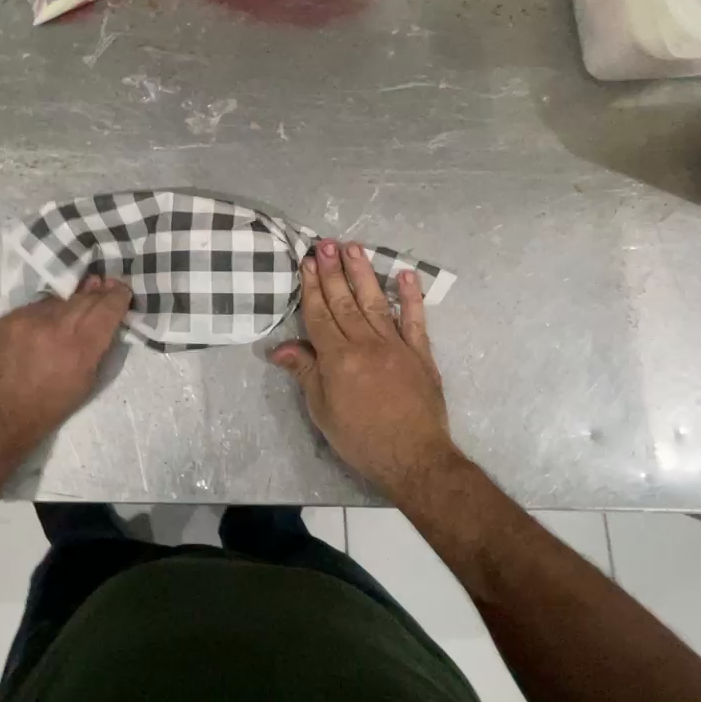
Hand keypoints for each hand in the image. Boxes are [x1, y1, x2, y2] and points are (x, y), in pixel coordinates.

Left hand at [0, 276, 131, 456]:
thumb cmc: (47, 409)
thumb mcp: (86, 384)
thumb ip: (98, 348)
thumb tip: (106, 320)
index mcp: (79, 348)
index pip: (106, 309)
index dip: (118, 297)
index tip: (122, 290)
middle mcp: (54, 326)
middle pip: (84, 298)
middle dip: (98, 293)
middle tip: (106, 285)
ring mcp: (26, 319)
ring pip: (59, 300)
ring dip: (71, 301)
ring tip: (78, 301)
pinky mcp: (6, 318)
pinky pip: (34, 308)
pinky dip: (45, 312)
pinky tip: (45, 323)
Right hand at [269, 240, 461, 501]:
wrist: (414, 458)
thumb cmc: (360, 438)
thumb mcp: (322, 410)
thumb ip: (305, 372)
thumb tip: (279, 349)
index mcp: (337, 358)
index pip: (319, 314)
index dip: (312, 287)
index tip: (307, 262)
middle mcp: (365, 344)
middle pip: (344, 301)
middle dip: (333, 270)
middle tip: (325, 243)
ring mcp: (396, 346)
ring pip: (375, 302)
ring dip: (363, 273)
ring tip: (354, 248)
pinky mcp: (421, 354)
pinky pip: (415, 320)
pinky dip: (412, 297)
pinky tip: (406, 275)